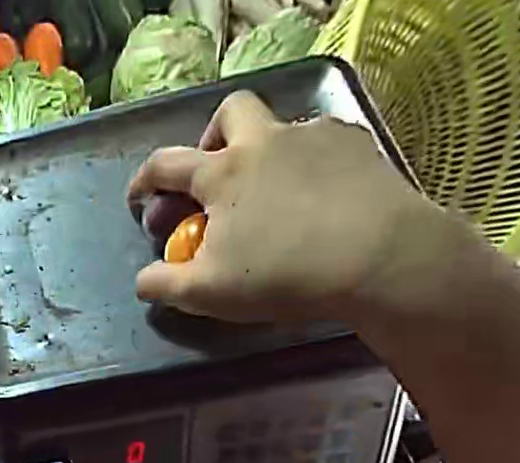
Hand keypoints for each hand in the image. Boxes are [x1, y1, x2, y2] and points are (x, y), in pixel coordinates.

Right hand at [127, 91, 478, 325]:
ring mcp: (316, 137)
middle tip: (213, 175)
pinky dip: (302, 165)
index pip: (166, 164)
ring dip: (261, 152)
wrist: (380, 258)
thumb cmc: (279, 274)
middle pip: (231, 111)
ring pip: (278, 126)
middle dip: (211, 137)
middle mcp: (266, 141)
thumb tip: (143, 279)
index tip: (140, 197)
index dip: (144, 180)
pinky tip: (309, 200)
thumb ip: (161, 285)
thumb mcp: (203, 293)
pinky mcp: (357, 146)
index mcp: (222, 172)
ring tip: (264, 195)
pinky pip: (319, 144)